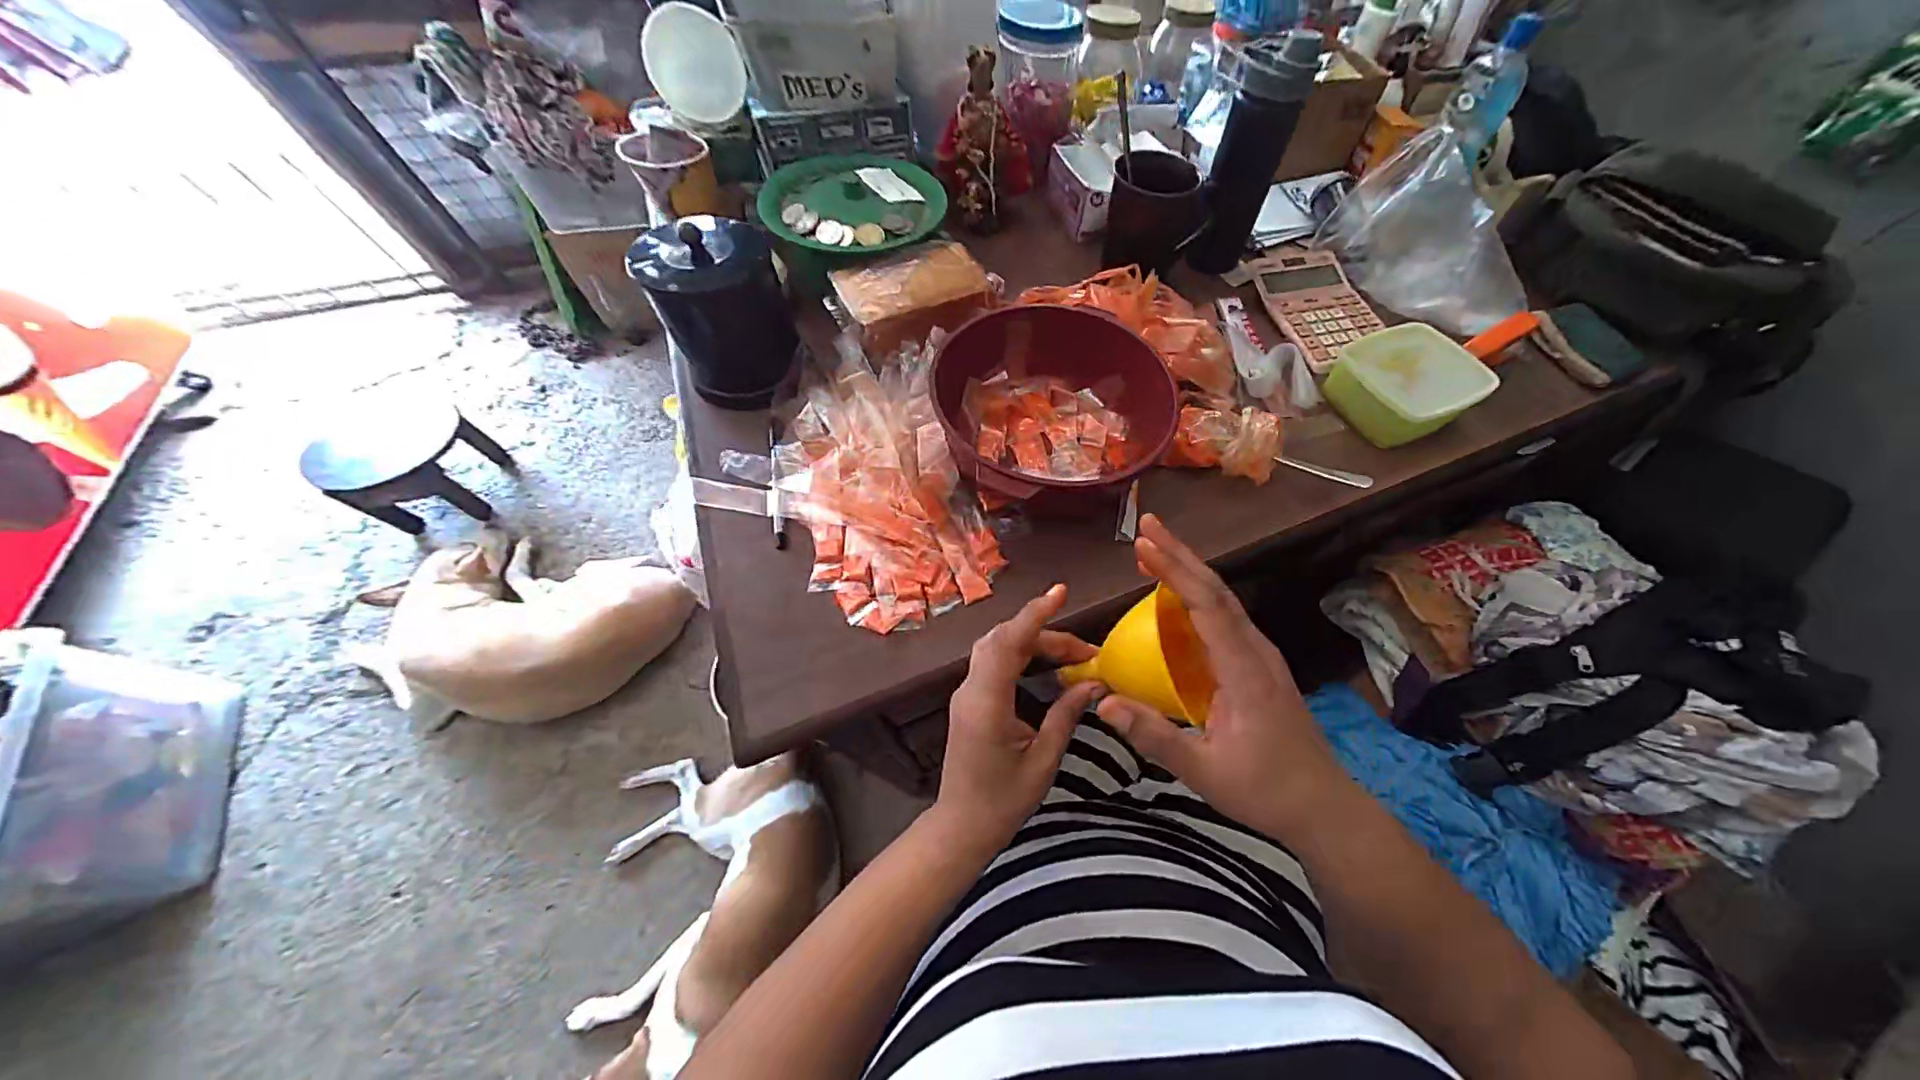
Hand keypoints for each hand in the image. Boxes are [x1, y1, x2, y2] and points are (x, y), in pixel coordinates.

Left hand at [934, 584, 1101, 855]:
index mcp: (986, 704)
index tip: (1060, 594)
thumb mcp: (1043, 760)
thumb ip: (1066, 716)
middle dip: (1046, 634)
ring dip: (1031, 640)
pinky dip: (1019, 651)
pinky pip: (992, 661)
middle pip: (1003, 640)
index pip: (1008, 644)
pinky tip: (1044, 661)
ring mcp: (965, 693)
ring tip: (1071, 652)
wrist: (962, 824)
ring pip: (994, 646)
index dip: (1034, 615)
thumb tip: (1094, 683)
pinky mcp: (968, 699)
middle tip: (1087, 651)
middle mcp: (970, 690)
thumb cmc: (1004, 801)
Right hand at [1096, 515, 1358, 843]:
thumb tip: (1104, 703)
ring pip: (1224, 601)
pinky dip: (1197, 598)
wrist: (1323, 808)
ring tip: (1155, 553)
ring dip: (1189, 572)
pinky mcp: (1257, 667)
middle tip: (1147, 527)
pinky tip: (1177, 600)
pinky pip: (1224, 619)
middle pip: (1218, 591)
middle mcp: (1257, 652)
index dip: (1175, 571)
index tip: (1145, 544)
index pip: (1208, 607)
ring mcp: (1261, 658)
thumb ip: (1155, 737)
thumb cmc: (1265, 791)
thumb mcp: (1205, 771)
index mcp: (1245, 671)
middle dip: (1181, 556)